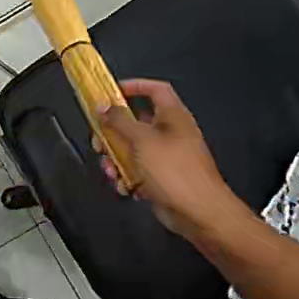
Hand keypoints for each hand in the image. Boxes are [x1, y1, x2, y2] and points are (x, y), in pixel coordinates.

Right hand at [95, 79, 243, 235]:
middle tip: (98, 141)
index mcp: (173, 115)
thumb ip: (119, 121)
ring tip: (111, 170)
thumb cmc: (174, 170)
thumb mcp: (142, 141)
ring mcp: (167, 156)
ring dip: (117, 158)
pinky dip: (128, 177)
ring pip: (133, 149)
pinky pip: (138, 170)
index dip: (134, 86)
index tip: (110, 92)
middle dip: (114, 132)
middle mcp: (171, 132)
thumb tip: (102, 105)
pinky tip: (125, 187)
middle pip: (136, 121)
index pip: (155, 89)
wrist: (199, 213)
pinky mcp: (162, 177)